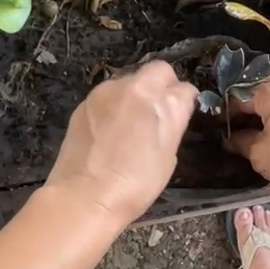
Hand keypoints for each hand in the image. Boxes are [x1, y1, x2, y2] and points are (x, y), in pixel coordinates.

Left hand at [44, 61, 197, 225]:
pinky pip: (108, 96)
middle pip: (157, 71)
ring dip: (136, 95)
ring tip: (130, 126)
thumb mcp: (168, 156)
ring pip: (130, 81)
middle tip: (157, 114)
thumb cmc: (135, 184)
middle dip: (162, 86)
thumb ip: (173, 122)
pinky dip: (114, 106)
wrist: (85, 196)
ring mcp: (106, 92)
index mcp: (162, 101)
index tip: (180, 116)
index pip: (184, 88)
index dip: (185, 101)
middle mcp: (135, 87)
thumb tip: (174, 109)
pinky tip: (109, 132)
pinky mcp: (85, 102)